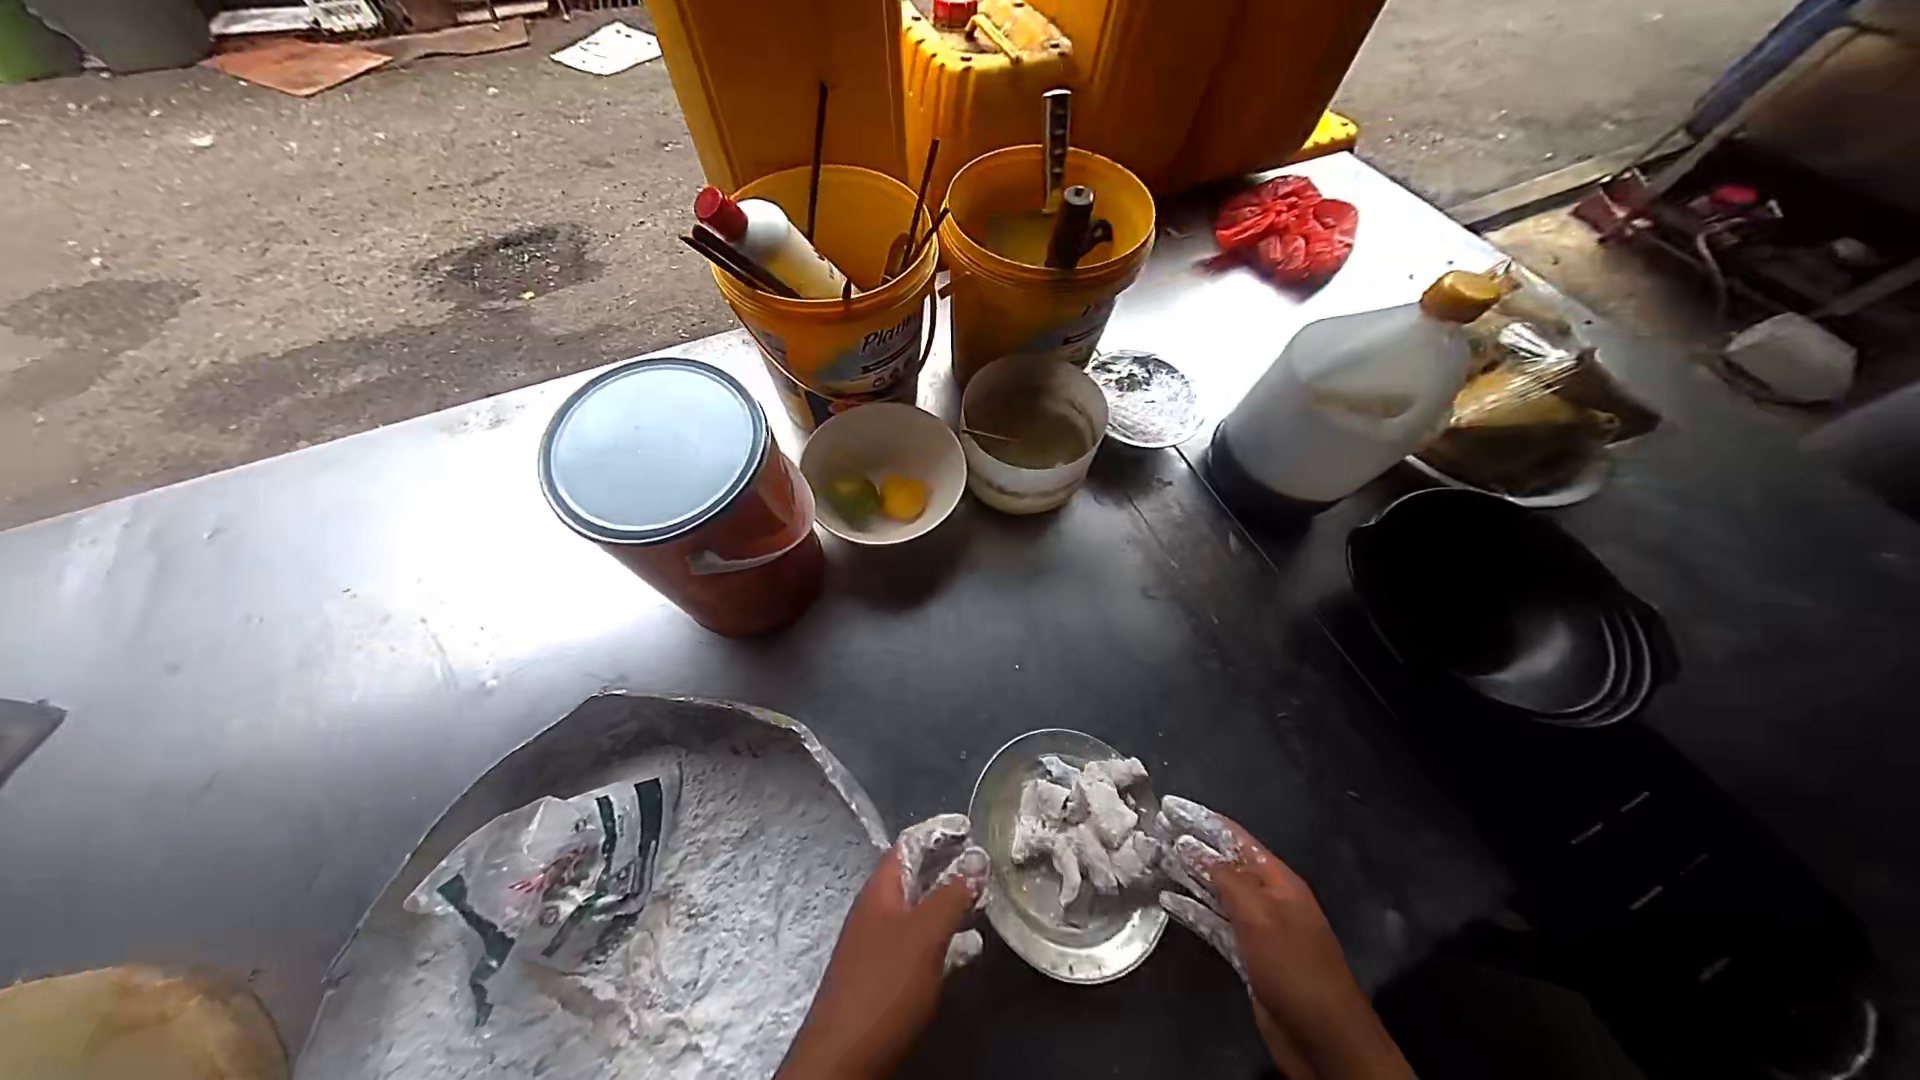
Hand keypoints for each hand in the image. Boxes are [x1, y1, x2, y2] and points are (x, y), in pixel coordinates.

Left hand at [777, 815, 988, 1079]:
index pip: (909, 842)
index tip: (970, 826)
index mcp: (881, 888)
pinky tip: (968, 947)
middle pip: (916, 872)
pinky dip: (945, 935)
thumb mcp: (925, 934)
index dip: (939, 830)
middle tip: (985, 862)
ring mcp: (881, 941)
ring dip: (951, 900)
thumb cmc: (885, 984)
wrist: (845, 1055)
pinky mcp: (888, 973)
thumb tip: (976, 859)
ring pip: (921, 907)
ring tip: (984, 899)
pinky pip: (921, 941)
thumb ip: (952, 895)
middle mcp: (879, 908)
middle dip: (950, 864)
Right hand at [1157, 797, 1413, 1079]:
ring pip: (1215, 892)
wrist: (1325, 1042)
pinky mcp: (1245, 956)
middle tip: (1155, 829)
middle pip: (1223, 863)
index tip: (1169, 806)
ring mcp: (1257, 928)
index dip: (1201, 820)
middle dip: (1190, 845)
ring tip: (1155, 858)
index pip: (1234, 838)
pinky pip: (1213, 924)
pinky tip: (1168, 900)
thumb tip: (1188, 844)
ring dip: (1187, 875)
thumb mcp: (1260, 915)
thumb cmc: (1295, 969)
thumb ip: (1223, 877)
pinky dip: (1192, 910)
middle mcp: (1267, 898)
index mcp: (1278, 881)